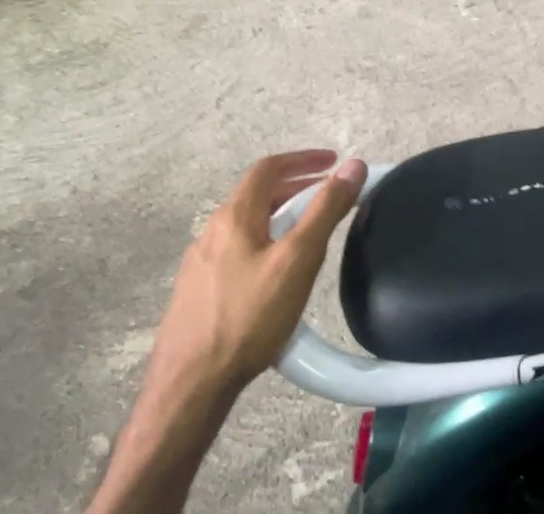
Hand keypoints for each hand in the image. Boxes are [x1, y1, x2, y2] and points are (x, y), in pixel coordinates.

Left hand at [147, 150, 367, 398]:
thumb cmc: (250, 316)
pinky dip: (266, 240)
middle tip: (329, 193)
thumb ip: (326, 209)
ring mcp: (200, 265)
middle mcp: (210, 235)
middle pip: (255, 195)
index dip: (302, 159)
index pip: (266, 169)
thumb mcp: (299, 259)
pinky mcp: (199, 292)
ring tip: (311, 229)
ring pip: (246, 225)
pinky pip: (238, 250)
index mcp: (233, 219)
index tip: (334, 161)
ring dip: (280, 214)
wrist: (191, 385)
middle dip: (295, 186)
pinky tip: (279, 269)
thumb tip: (353, 166)